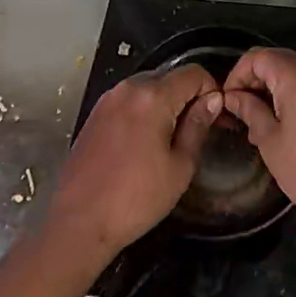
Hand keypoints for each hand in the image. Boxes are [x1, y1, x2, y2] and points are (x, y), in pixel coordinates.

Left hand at [46, 64, 218, 258]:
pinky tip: (144, 144)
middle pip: (170, 76)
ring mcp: (107, 100)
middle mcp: (128, 89)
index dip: (212, 91)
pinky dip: (144, 111)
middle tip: (198, 130)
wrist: (78, 223)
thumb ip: (198, 127)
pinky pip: (129, 101)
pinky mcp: (94, 115)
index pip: (194, 73)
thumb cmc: (135, 199)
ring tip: (171, 140)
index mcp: (153, 96)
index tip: (217, 117)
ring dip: (166, 104)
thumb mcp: (180, 166)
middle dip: (188, 97)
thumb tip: (212, 101)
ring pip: (148, 88)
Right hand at [221, 48, 295, 219]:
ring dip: (270, 90)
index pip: (256, 58)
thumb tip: (233, 97)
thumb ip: (250, 111)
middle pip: (274, 61)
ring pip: (291, 73)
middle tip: (239, 113)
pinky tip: (281, 124)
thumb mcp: (270, 140)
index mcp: (294, 74)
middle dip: (252, 82)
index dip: (236, 76)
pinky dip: (289, 96)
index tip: (227, 101)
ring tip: (258, 124)